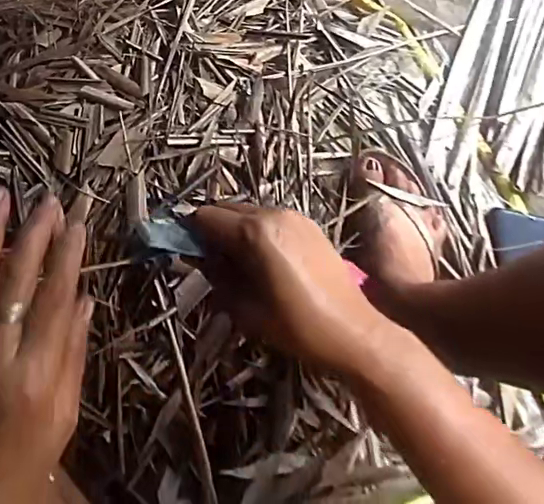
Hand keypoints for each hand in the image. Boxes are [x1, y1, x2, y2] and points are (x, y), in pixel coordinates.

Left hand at [0, 187, 92, 503]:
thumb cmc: (25, 460)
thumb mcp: (65, 415)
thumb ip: (74, 353)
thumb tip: (83, 298)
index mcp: (36, 372)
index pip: (55, 297)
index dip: (68, 254)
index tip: (76, 220)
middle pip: (17, 278)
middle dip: (34, 232)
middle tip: (46, 199)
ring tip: (1, 195)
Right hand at [187, 202, 395, 378]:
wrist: (357, 334)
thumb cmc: (299, 327)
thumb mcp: (246, 309)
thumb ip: (217, 276)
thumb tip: (198, 258)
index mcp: (254, 231)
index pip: (205, 217)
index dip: (190, 233)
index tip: (186, 252)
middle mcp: (272, 213)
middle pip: (226, 209)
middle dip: (212, 231)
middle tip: (211, 262)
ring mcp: (293, 215)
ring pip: (248, 212)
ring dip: (235, 230)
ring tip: (240, 265)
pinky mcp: (308, 224)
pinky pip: (270, 218)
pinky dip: (257, 231)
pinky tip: (265, 261)